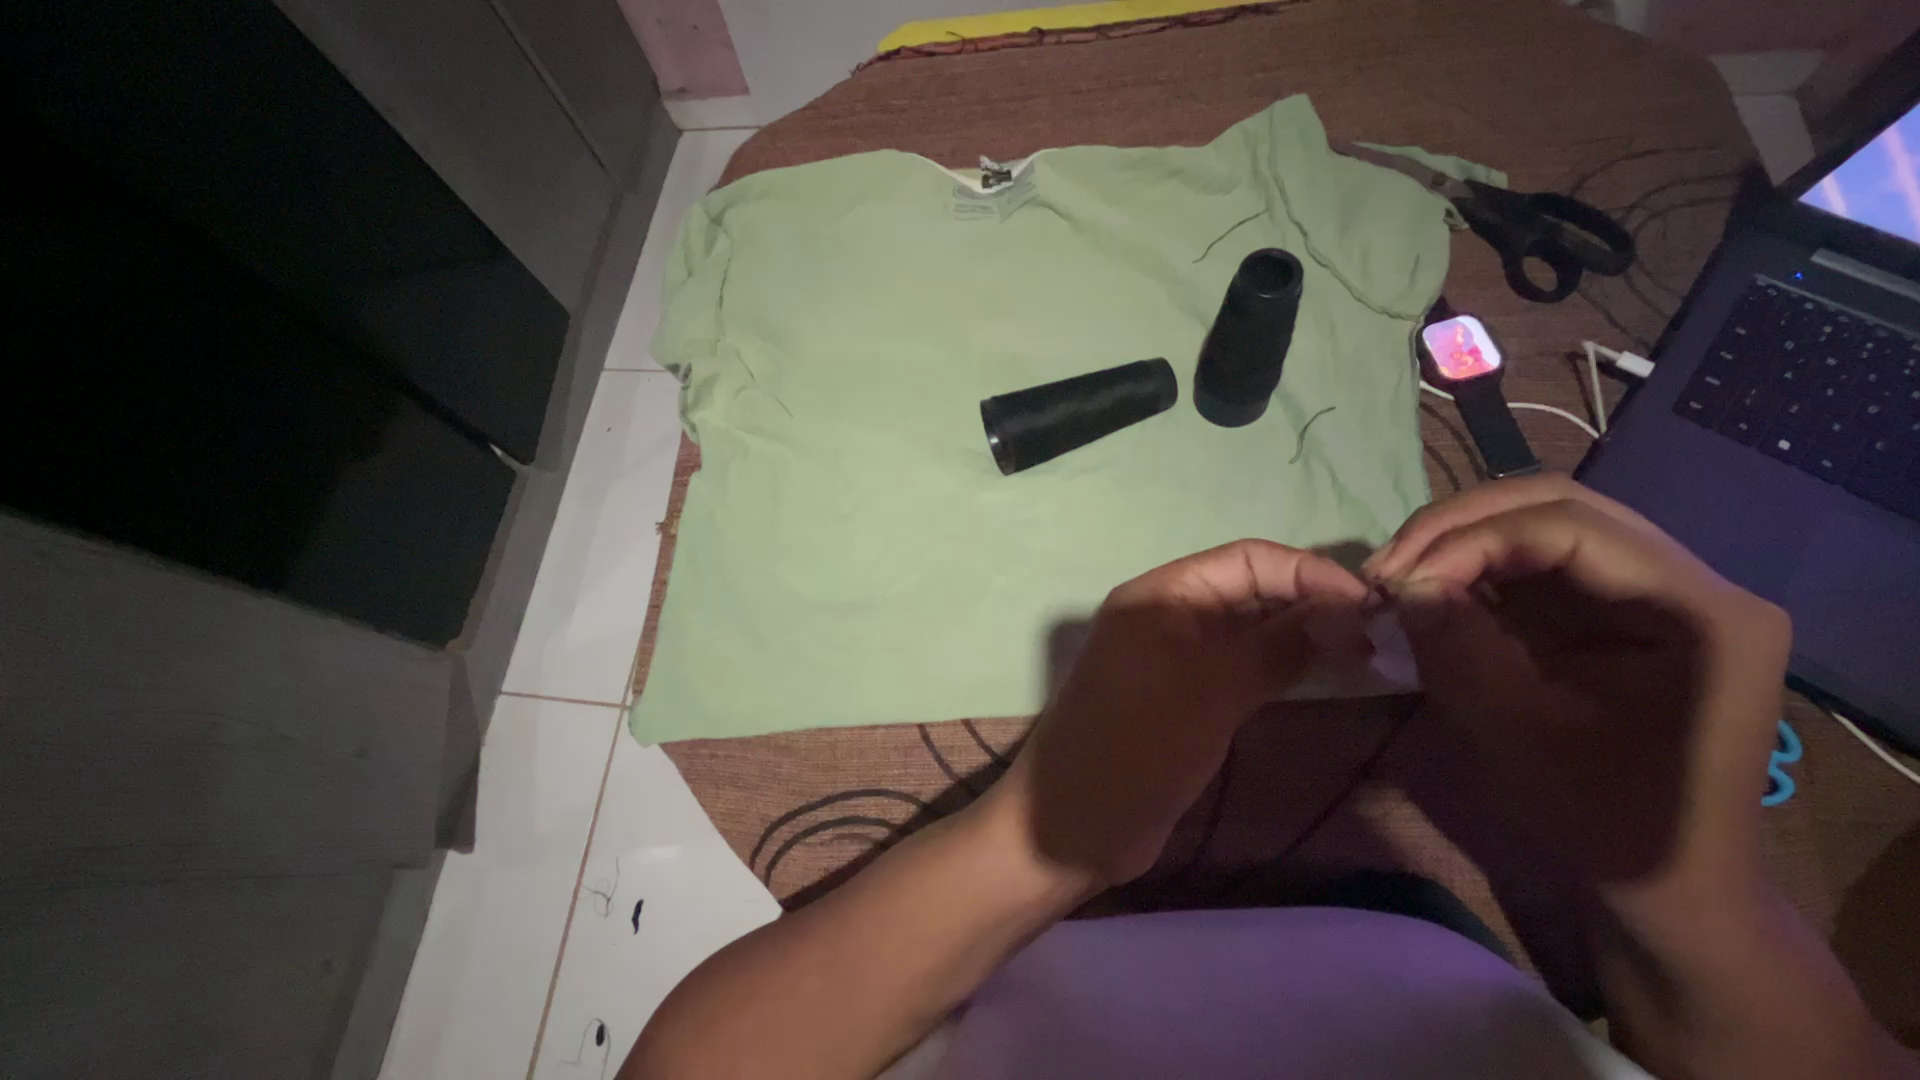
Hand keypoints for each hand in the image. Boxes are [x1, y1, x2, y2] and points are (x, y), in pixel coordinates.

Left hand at [981, 539, 1372, 888]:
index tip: (1374, 604)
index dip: (1309, 574)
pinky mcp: (1187, 698)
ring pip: (1250, 630)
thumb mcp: (1209, 692)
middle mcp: (1168, 616)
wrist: (1072, 830)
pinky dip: (1283, 665)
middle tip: (1383, 631)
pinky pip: (1243, 667)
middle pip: (1250, 590)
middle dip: (1311, 602)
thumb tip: (1351, 611)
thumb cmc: (1134, 749)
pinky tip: (1327, 672)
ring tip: (1370, 651)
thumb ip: (1278, 647)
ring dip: (1304, 634)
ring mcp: (1176, 659)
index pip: (1246, 560)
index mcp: (1160, 595)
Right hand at [1363, 474, 1789, 904]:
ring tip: (1402, 573)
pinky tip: (1435, 588)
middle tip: (1389, 564)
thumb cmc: (1604, 818)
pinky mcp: (1623, 609)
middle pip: (1560, 505)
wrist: (1668, 882)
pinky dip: (1479, 567)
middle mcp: (1693, 581)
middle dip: (1459, 527)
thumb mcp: (1516, 731)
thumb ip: (1456, 645)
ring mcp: (1659, 590)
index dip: (1469, 541)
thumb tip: (1400, 583)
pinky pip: (1542, 562)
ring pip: (1547, 523)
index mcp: (1699, 610)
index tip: (1395, 581)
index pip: (1569, 527)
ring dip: (1463, 540)